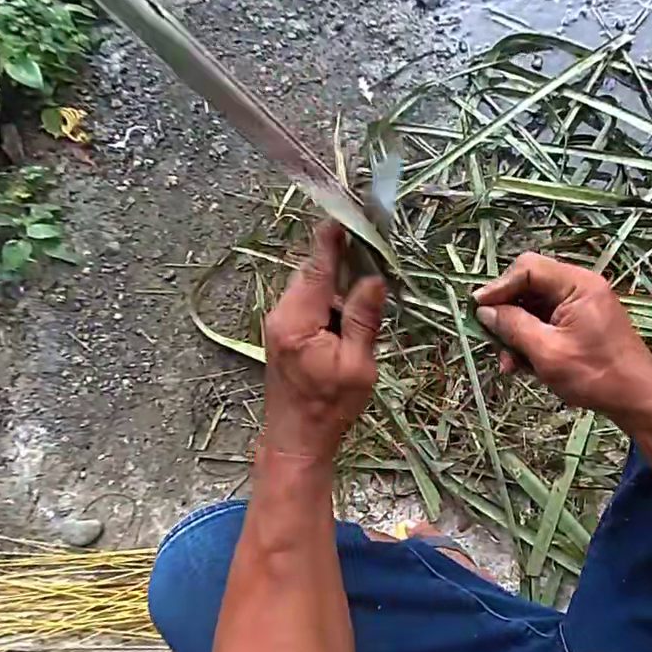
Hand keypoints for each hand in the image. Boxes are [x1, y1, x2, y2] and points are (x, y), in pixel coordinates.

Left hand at [260, 221, 386, 460]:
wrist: (296, 439)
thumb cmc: (329, 408)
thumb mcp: (357, 365)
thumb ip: (363, 319)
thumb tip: (373, 279)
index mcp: (297, 319)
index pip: (317, 267)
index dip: (333, 238)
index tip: (348, 213)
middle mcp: (281, 314)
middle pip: (313, 273)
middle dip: (341, 261)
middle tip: (373, 254)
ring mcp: (278, 323)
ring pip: (311, 287)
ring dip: (337, 283)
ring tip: (367, 286)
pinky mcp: (282, 332)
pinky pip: (308, 303)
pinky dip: (329, 300)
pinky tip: (349, 313)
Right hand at [472, 252, 651, 417]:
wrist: (637, 400)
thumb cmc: (596, 375)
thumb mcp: (547, 352)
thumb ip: (513, 326)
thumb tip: (484, 310)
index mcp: (578, 284)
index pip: (528, 268)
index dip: (498, 287)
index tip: (477, 310)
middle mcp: (580, 288)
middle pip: (528, 287)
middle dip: (507, 316)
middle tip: (493, 343)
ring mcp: (580, 307)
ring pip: (533, 309)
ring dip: (517, 335)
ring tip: (511, 365)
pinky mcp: (579, 325)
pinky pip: (545, 324)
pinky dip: (531, 343)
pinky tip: (524, 366)